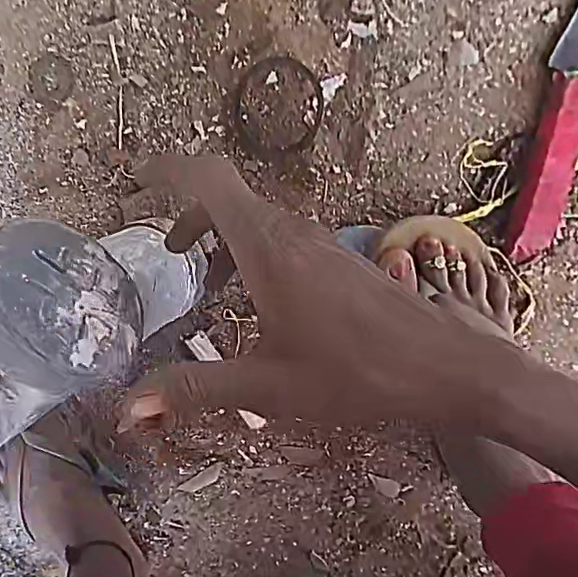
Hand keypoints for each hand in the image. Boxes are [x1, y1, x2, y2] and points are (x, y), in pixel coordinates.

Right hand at [118, 155, 530, 429]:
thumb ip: (195, 388)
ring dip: (223, 242)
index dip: (166, 170)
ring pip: (256, 221)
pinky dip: (253, 256)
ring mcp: (319, 243)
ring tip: (208, 287)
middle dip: (190, 219)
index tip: (137, 181)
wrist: (445, 366)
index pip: (207, 179)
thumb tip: (131, 406)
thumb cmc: (357, 373)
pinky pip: (281, 240)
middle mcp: (292, 233)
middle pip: (227, 198)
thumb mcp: (265, 386)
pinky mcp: (338, 260)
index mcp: (266, 249)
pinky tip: (259, 303)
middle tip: (169, 254)